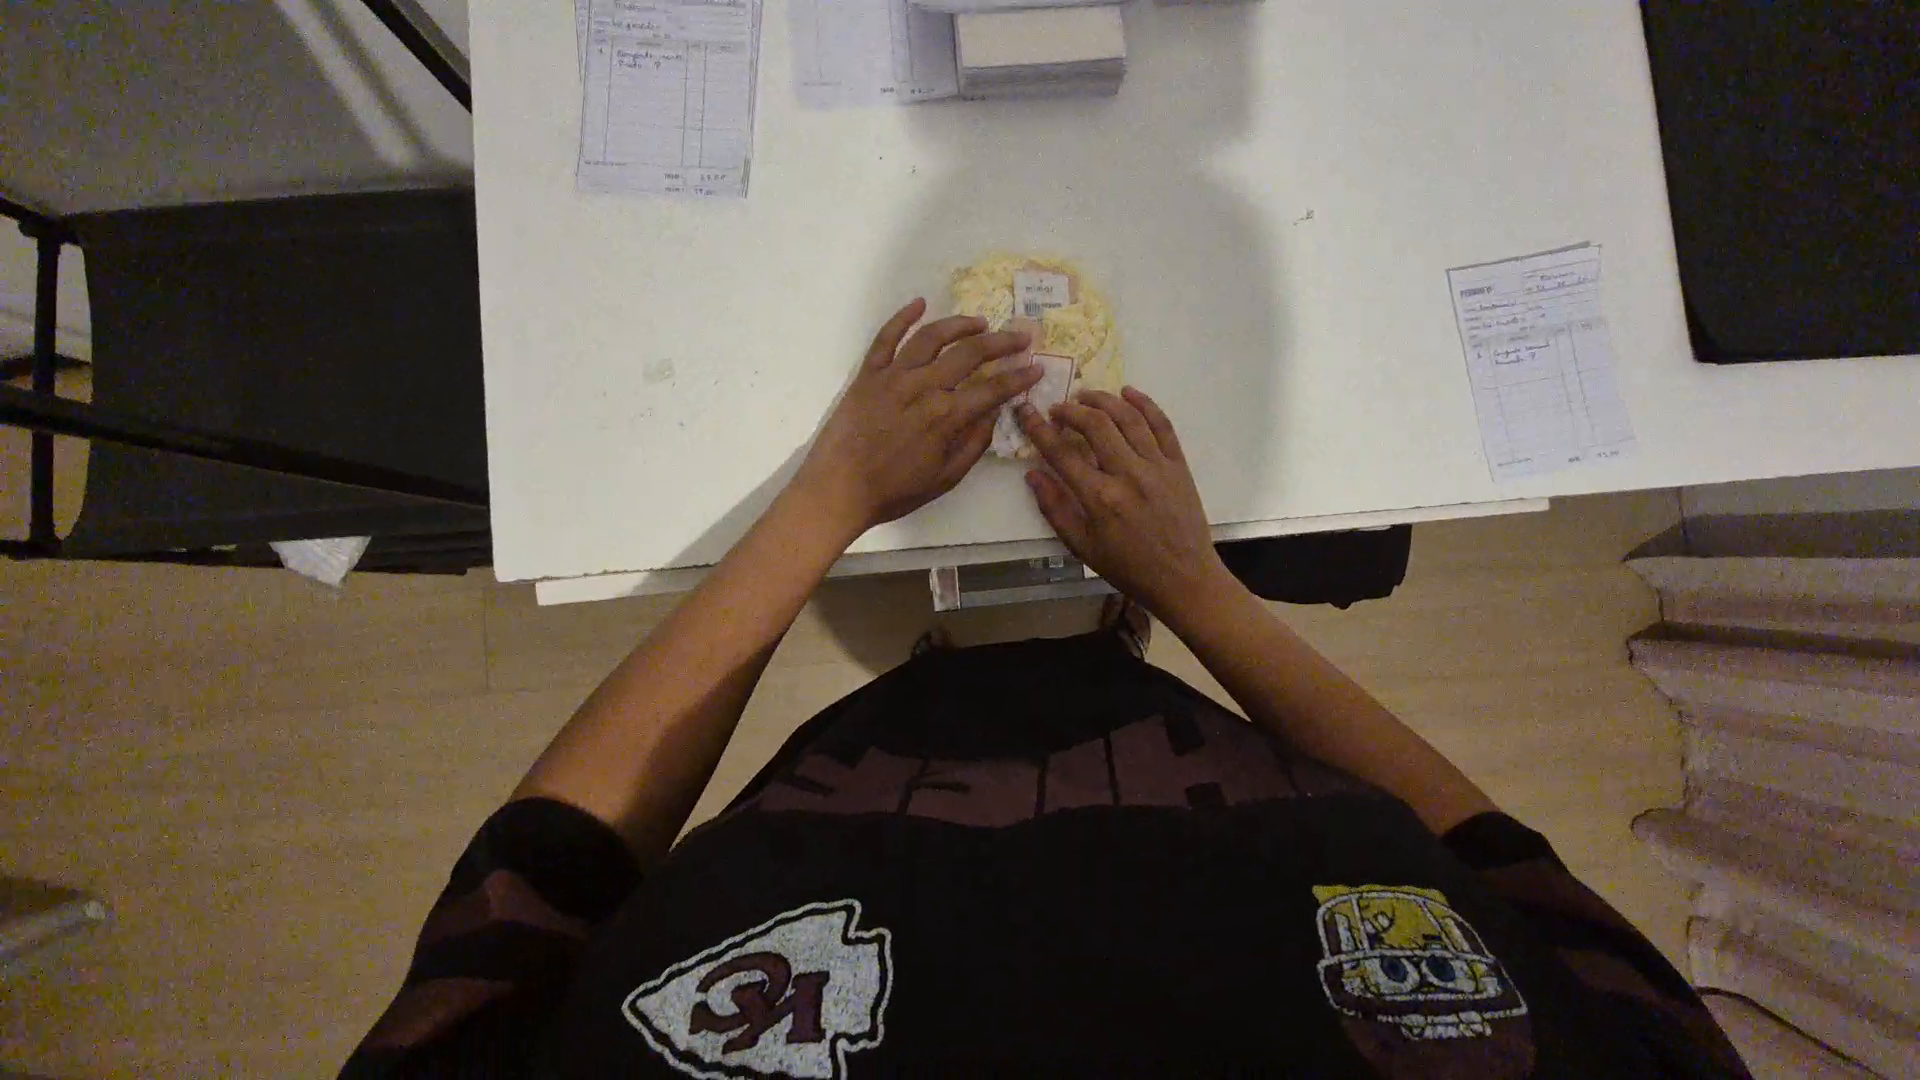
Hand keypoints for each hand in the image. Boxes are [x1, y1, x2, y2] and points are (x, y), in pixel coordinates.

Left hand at [794, 298, 1038, 534]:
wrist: (837, 488)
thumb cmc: (894, 491)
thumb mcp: (945, 478)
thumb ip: (973, 444)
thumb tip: (993, 414)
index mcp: (946, 416)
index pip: (993, 388)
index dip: (1019, 378)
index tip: (1036, 368)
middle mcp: (923, 386)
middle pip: (970, 353)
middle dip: (1001, 343)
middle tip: (1020, 337)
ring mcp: (893, 376)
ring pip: (932, 337)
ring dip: (960, 324)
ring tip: (980, 322)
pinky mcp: (868, 373)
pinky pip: (886, 337)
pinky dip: (902, 317)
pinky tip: (920, 303)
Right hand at [1018, 387, 1231, 617]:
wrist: (1183, 579)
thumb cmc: (1128, 568)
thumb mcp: (1083, 547)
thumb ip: (1055, 509)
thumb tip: (1033, 474)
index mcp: (1100, 498)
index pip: (1062, 453)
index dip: (1039, 429)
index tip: (1026, 412)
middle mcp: (1128, 475)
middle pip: (1096, 425)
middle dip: (1072, 410)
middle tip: (1058, 408)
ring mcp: (1157, 467)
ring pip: (1128, 418)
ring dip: (1104, 400)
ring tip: (1086, 395)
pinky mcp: (1179, 465)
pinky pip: (1162, 425)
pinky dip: (1145, 404)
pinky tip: (1129, 393)